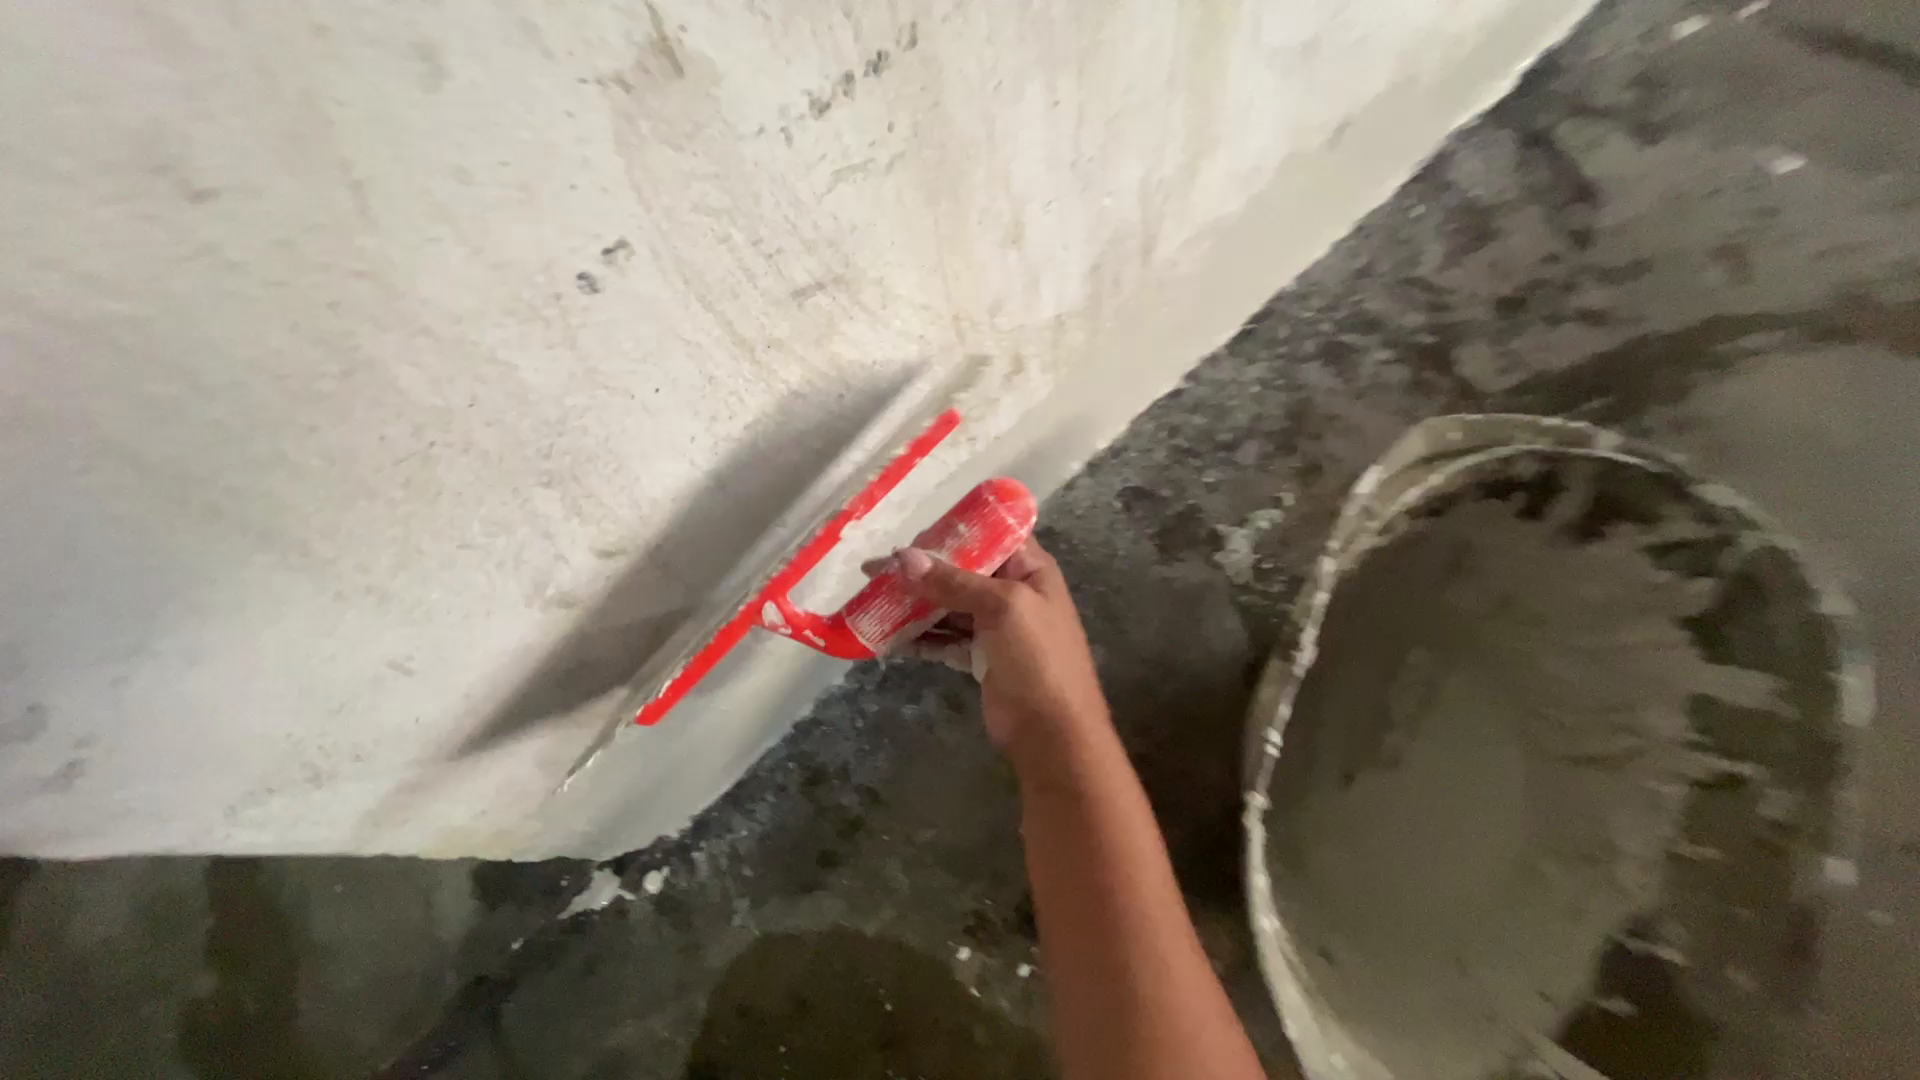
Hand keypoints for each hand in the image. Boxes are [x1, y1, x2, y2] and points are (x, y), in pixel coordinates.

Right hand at [863, 539, 1107, 752]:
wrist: (1053, 733)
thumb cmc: (1038, 657)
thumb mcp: (1001, 607)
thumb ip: (952, 581)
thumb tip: (902, 558)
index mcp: (1029, 569)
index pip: (990, 534)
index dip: (953, 529)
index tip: (910, 526)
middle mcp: (1012, 591)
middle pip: (961, 570)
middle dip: (922, 569)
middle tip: (875, 568)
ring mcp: (995, 626)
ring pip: (947, 605)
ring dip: (913, 603)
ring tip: (871, 597)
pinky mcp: (979, 657)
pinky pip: (943, 639)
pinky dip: (918, 638)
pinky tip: (886, 636)